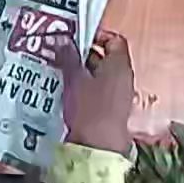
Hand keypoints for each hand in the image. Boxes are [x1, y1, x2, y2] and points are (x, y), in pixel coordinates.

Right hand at [50, 31, 135, 154]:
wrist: (98, 148)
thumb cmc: (90, 109)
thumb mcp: (75, 79)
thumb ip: (69, 56)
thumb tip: (63, 38)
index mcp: (120, 65)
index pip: (114, 40)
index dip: (97, 35)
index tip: (77, 37)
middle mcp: (124, 77)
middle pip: (106, 56)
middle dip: (83, 53)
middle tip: (61, 53)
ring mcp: (119, 94)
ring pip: (100, 74)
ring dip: (81, 70)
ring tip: (60, 70)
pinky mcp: (111, 108)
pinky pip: (98, 89)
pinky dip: (84, 85)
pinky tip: (66, 89)